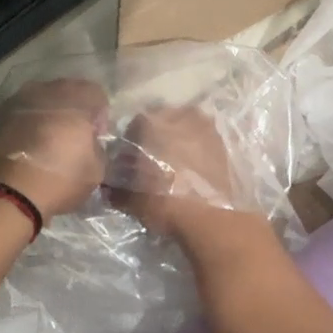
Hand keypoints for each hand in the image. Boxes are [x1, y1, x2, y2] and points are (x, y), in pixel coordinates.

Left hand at [0, 78, 109, 217]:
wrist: (7, 192)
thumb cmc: (59, 179)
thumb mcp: (96, 171)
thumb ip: (98, 149)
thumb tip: (90, 144)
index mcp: (76, 99)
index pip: (96, 94)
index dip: (100, 116)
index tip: (95, 138)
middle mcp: (46, 90)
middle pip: (67, 92)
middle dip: (73, 112)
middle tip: (72, 140)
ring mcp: (18, 100)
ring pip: (41, 100)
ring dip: (48, 116)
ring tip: (47, 143)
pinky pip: (21, 114)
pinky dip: (27, 126)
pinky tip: (27, 148)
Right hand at [109, 106, 266, 245]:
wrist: (209, 217)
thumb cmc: (164, 201)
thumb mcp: (132, 200)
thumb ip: (117, 190)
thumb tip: (108, 190)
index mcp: (152, 123)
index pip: (134, 126)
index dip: (130, 145)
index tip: (129, 163)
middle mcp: (179, 116)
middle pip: (162, 123)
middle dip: (156, 139)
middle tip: (152, 163)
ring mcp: (205, 127)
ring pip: (185, 129)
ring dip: (179, 143)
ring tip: (174, 167)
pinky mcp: (223, 143)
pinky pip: (203, 142)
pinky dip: (197, 153)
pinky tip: (192, 172)